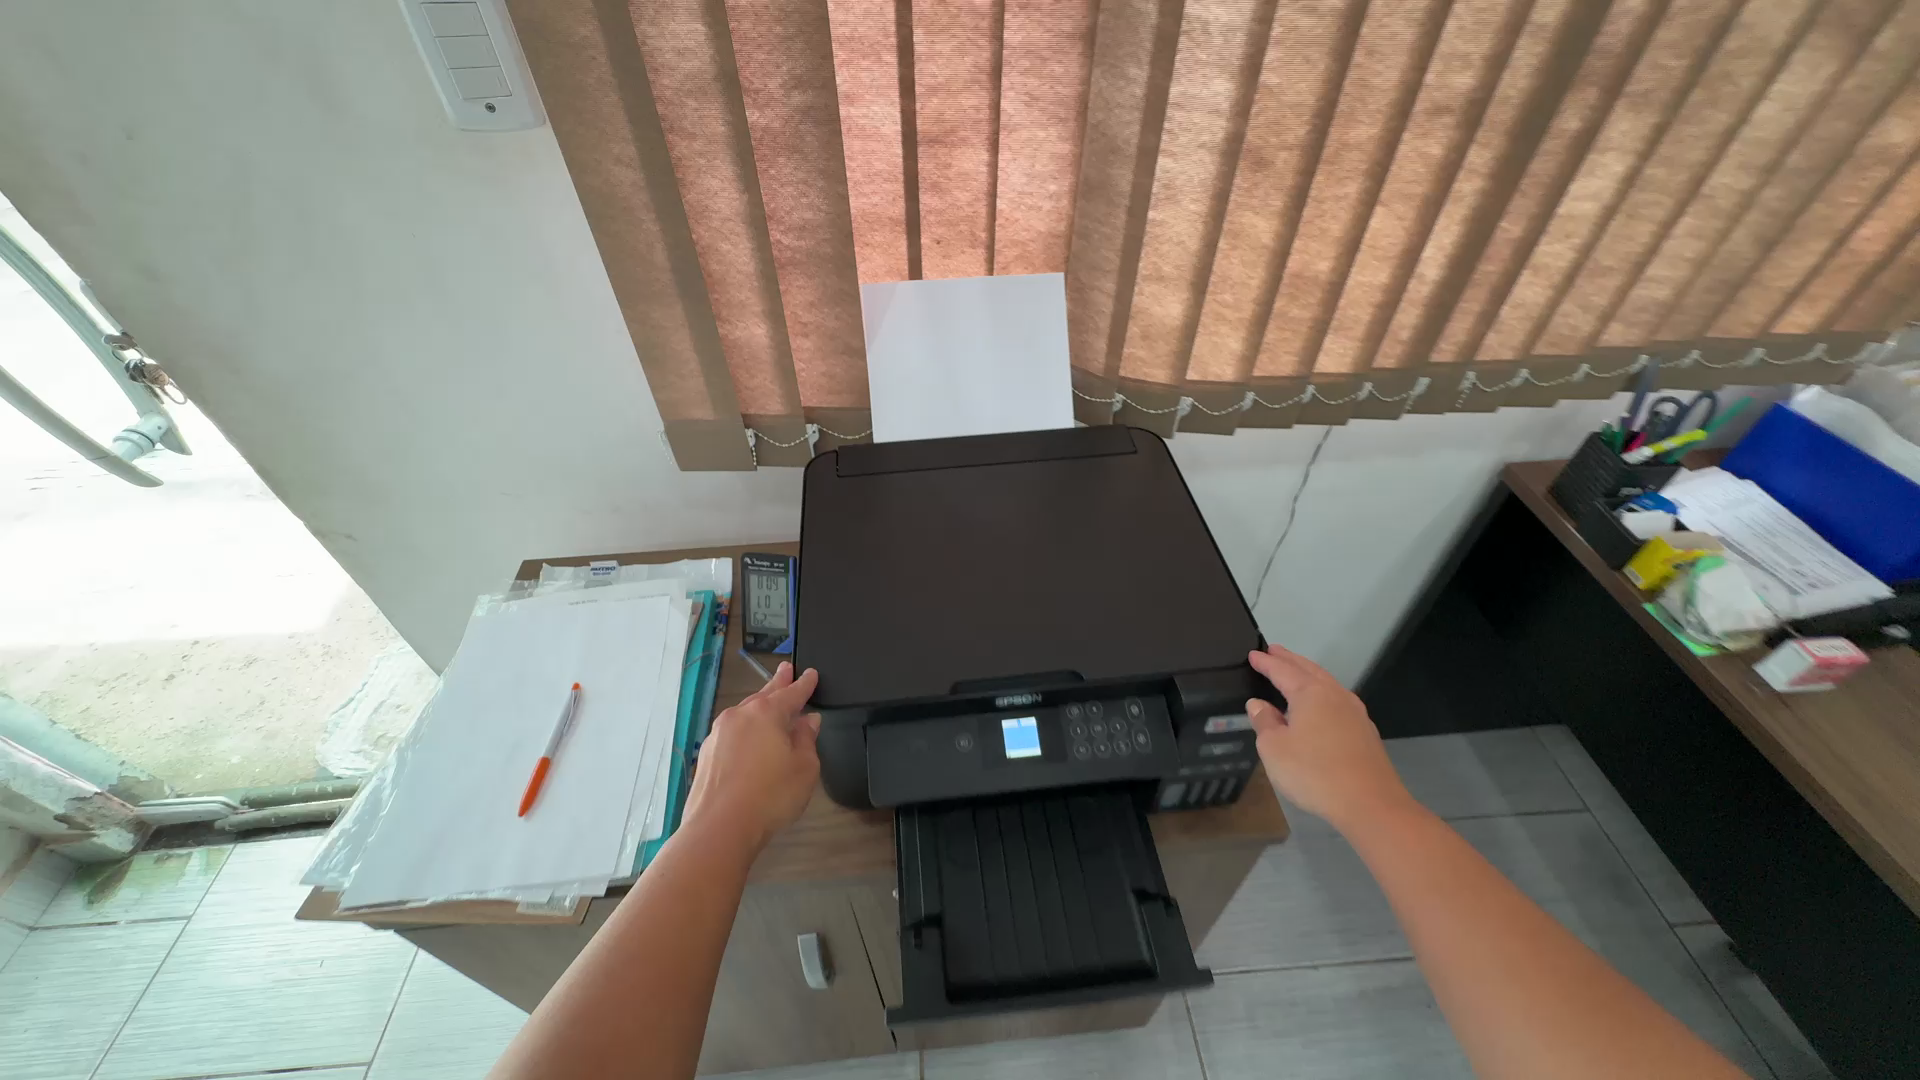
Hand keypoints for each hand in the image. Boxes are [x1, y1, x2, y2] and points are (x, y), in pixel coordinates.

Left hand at [683, 662, 820, 852]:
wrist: (719, 828)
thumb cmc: (771, 795)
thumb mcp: (804, 767)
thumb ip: (806, 740)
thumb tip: (806, 721)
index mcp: (766, 713)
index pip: (791, 693)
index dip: (804, 684)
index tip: (811, 673)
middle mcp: (739, 716)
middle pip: (763, 696)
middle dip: (777, 683)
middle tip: (786, 669)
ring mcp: (718, 735)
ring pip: (745, 714)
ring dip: (759, 708)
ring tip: (769, 704)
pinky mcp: (706, 755)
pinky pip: (733, 733)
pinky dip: (746, 730)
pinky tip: (750, 740)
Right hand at [1246, 645, 1415, 832]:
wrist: (1370, 804)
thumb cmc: (1313, 772)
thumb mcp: (1274, 748)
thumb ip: (1264, 722)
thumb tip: (1258, 704)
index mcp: (1310, 694)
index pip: (1282, 671)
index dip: (1266, 663)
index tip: (1253, 654)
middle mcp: (1335, 696)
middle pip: (1309, 670)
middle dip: (1290, 660)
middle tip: (1274, 651)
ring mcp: (1355, 713)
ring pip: (1328, 684)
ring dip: (1309, 674)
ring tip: (1296, 672)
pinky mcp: (1365, 733)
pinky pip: (1338, 701)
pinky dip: (1323, 693)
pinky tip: (1320, 705)